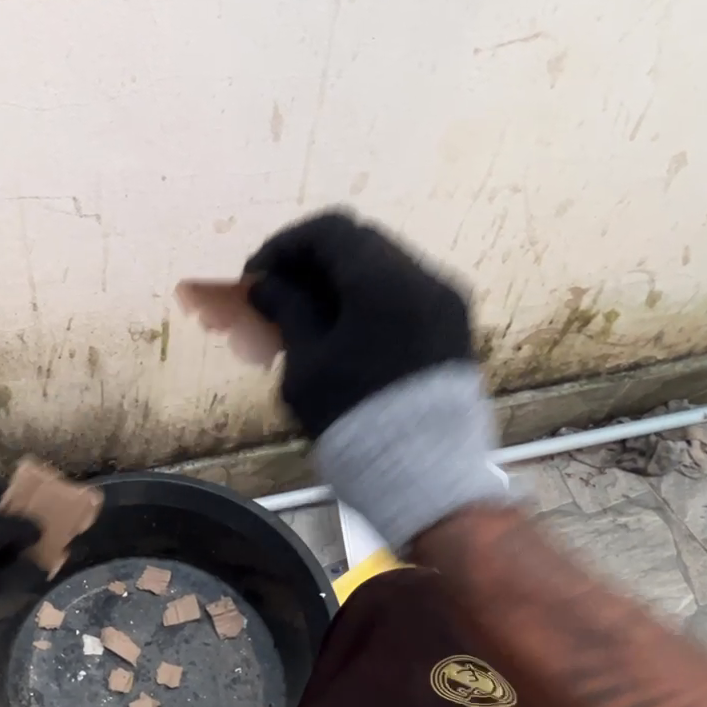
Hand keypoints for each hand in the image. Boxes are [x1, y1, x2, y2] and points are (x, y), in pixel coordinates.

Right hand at [244, 210, 474, 438]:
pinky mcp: (451, 327)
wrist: (424, 476)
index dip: (283, 245)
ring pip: (380, 268)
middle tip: (273, 298)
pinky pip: (400, 294)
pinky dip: (362, 300)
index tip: (255, 277)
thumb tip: (265, 284)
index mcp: (385, 282)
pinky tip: (336, 334)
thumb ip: (286, 311)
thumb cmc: (355, 419)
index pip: (329, 230)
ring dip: (334, 283)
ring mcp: (445, 301)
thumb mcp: (306, 364)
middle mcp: (424, 278)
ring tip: (300, 321)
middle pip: (357, 244)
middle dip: (307, 264)